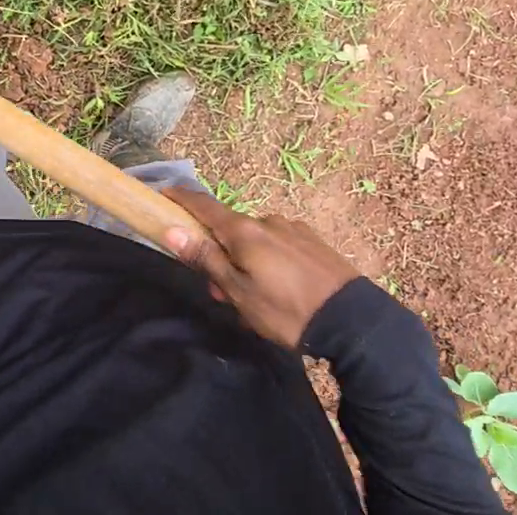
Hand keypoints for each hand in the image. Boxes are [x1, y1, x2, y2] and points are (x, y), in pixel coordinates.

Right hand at [161, 187, 360, 350]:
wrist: (354, 321)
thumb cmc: (287, 310)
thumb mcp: (239, 292)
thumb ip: (206, 259)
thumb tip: (172, 229)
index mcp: (243, 231)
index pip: (202, 204)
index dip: (179, 198)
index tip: (162, 195)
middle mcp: (266, 220)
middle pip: (228, 228)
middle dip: (218, 253)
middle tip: (220, 291)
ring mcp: (292, 228)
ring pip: (254, 240)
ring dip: (244, 260)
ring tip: (255, 299)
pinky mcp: (312, 241)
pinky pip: (277, 245)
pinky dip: (268, 261)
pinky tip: (281, 289)